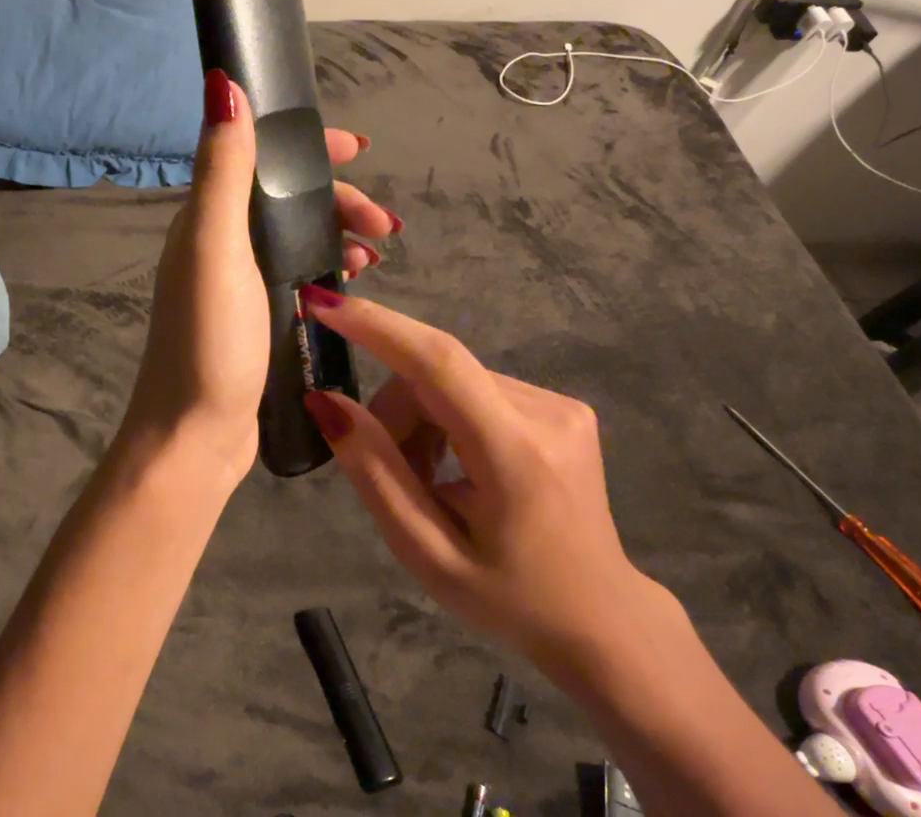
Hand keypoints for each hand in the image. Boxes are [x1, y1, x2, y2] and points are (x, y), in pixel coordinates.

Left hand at [116, 70, 396, 479]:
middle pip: (287, 199)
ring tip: (375, 256)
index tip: (357, 149)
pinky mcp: (256, 321)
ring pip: (298, 238)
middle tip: (383, 224)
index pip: (257, 159)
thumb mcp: (215, 248)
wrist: (195, 436)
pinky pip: (301, 275)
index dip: (305, 147)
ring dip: (340, 234)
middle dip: (338, 199)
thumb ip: (222, 170)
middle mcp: (218, 245)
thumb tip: (223, 82)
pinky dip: (332, 270)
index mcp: (205, 220)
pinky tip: (354, 284)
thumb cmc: (208, 341)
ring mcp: (237, 285)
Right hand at [295, 291, 667, 666]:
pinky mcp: (560, 406)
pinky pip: (474, 389)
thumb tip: (325, 402)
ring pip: (450, 381)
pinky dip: (445, 420)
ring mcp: (560, 406)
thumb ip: (374, 472)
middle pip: (434, 376)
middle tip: (386, 473)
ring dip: (418, 420)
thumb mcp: (425, 551)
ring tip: (428, 482)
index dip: (377, 326)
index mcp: (516, 455)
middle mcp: (546, 413)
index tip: (322, 303)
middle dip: (393, 413)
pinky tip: (457, 469)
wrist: (599, 617)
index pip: (438, 363)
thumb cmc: (507, 598)